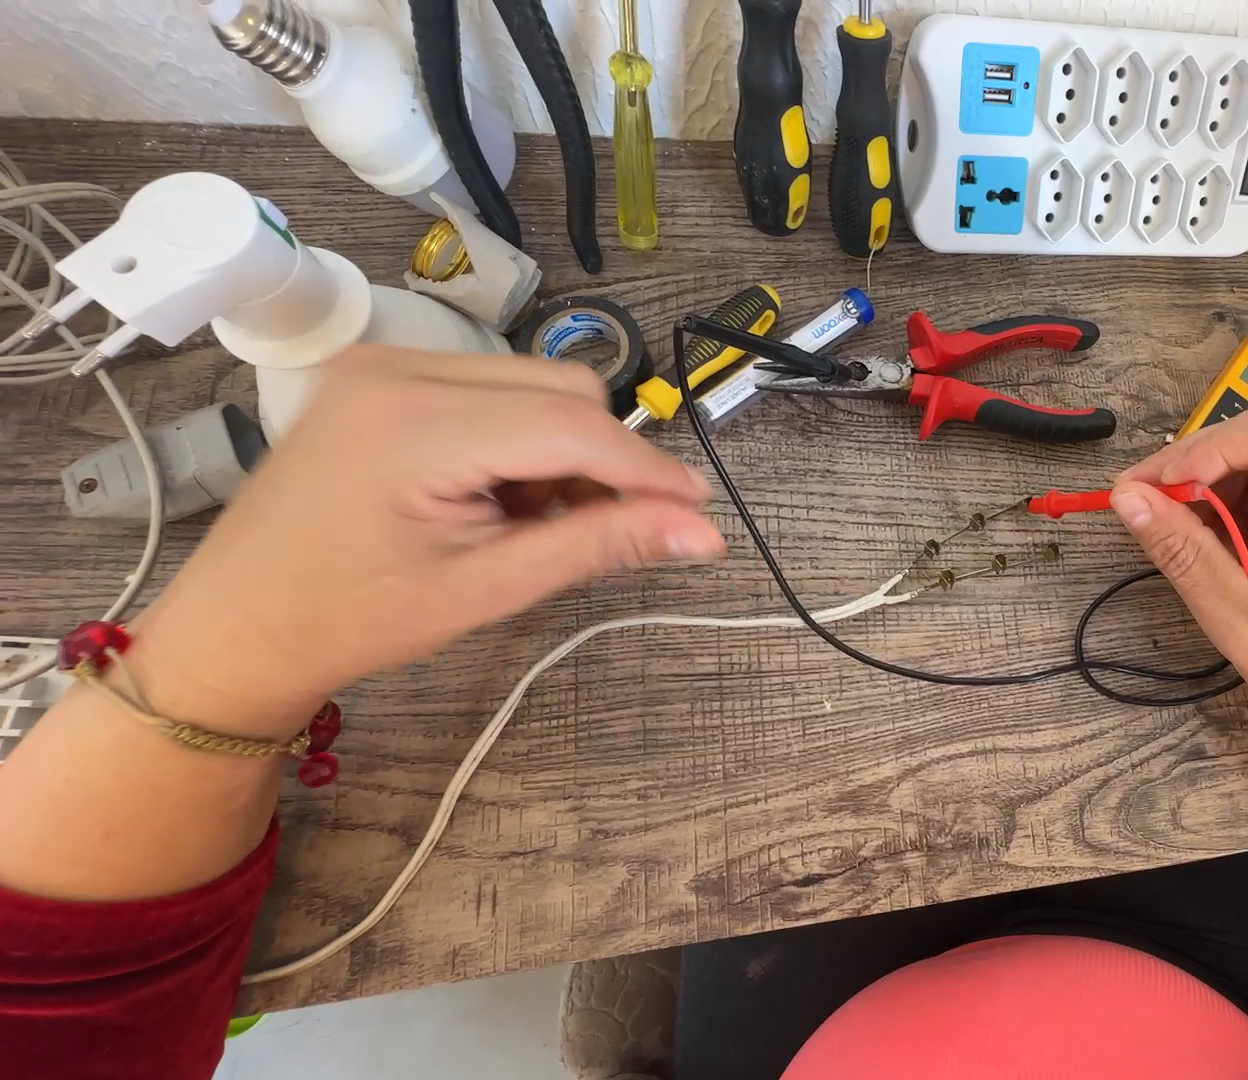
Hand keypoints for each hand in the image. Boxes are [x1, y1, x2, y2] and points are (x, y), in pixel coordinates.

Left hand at [129, 347, 725, 738]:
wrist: (238, 626)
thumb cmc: (356, 619)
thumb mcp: (492, 588)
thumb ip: (603, 545)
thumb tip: (703, 532)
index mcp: (413, 422)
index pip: (573, 426)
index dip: (648, 468)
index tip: (697, 512)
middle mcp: (400, 366)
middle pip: (567, 390)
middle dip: (602, 460)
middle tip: (587, 529)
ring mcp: (389, 362)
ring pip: (543, 385)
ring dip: (568, 451)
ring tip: (531, 517)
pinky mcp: (389, 374)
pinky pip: (504, 389)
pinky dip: (531, 440)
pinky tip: (502, 492)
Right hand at [1114, 390, 1247, 846]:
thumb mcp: (1240, 619)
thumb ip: (1182, 552)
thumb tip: (1126, 499)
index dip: (1212, 444)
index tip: (1159, 486)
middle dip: (1201, 461)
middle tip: (1145, 500)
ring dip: (1215, 481)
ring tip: (1177, 526)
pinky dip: (1238, 499)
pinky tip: (1215, 535)